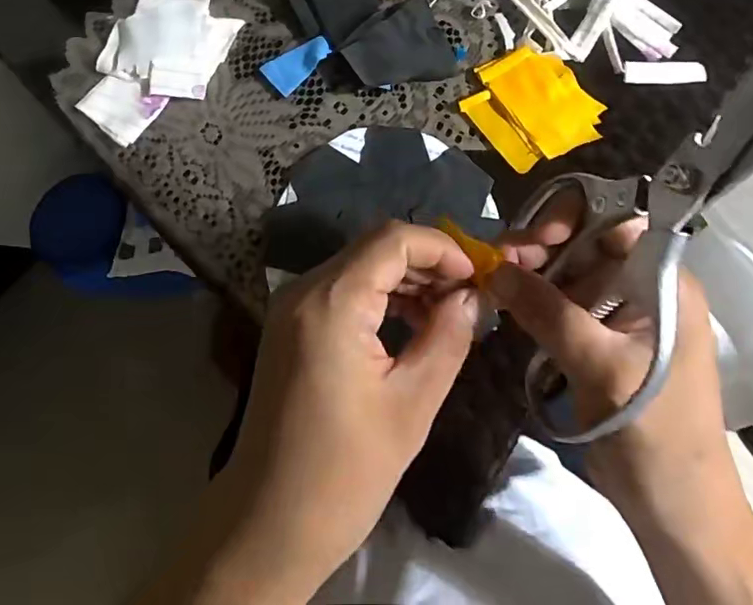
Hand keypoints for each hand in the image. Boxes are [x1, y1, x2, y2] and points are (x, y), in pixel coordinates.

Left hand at [138, 221, 478, 603]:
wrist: (271, 514)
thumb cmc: (346, 470)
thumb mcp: (411, 405)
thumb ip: (446, 339)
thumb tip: (472, 298)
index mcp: (330, 302)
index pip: (391, 239)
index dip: (441, 247)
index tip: (481, 276)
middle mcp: (303, 289)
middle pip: (372, 248)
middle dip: (426, 262)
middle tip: (472, 296)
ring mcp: (290, 305)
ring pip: (356, 266)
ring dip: (403, 279)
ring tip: (450, 312)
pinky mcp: (288, 324)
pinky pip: (339, 290)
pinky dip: (376, 296)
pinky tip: (411, 322)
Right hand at [489, 191, 728, 506]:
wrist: (672, 508)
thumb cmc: (653, 432)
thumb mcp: (599, 365)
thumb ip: (546, 310)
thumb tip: (495, 269)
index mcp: (665, 284)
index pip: (617, 220)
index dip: (572, 218)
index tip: (533, 240)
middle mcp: (644, 288)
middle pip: (584, 242)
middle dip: (539, 246)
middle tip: (499, 264)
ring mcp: (619, 313)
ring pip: (566, 269)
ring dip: (529, 272)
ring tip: (496, 287)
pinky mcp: (597, 337)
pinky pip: (559, 299)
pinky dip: (530, 297)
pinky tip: (506, 304)